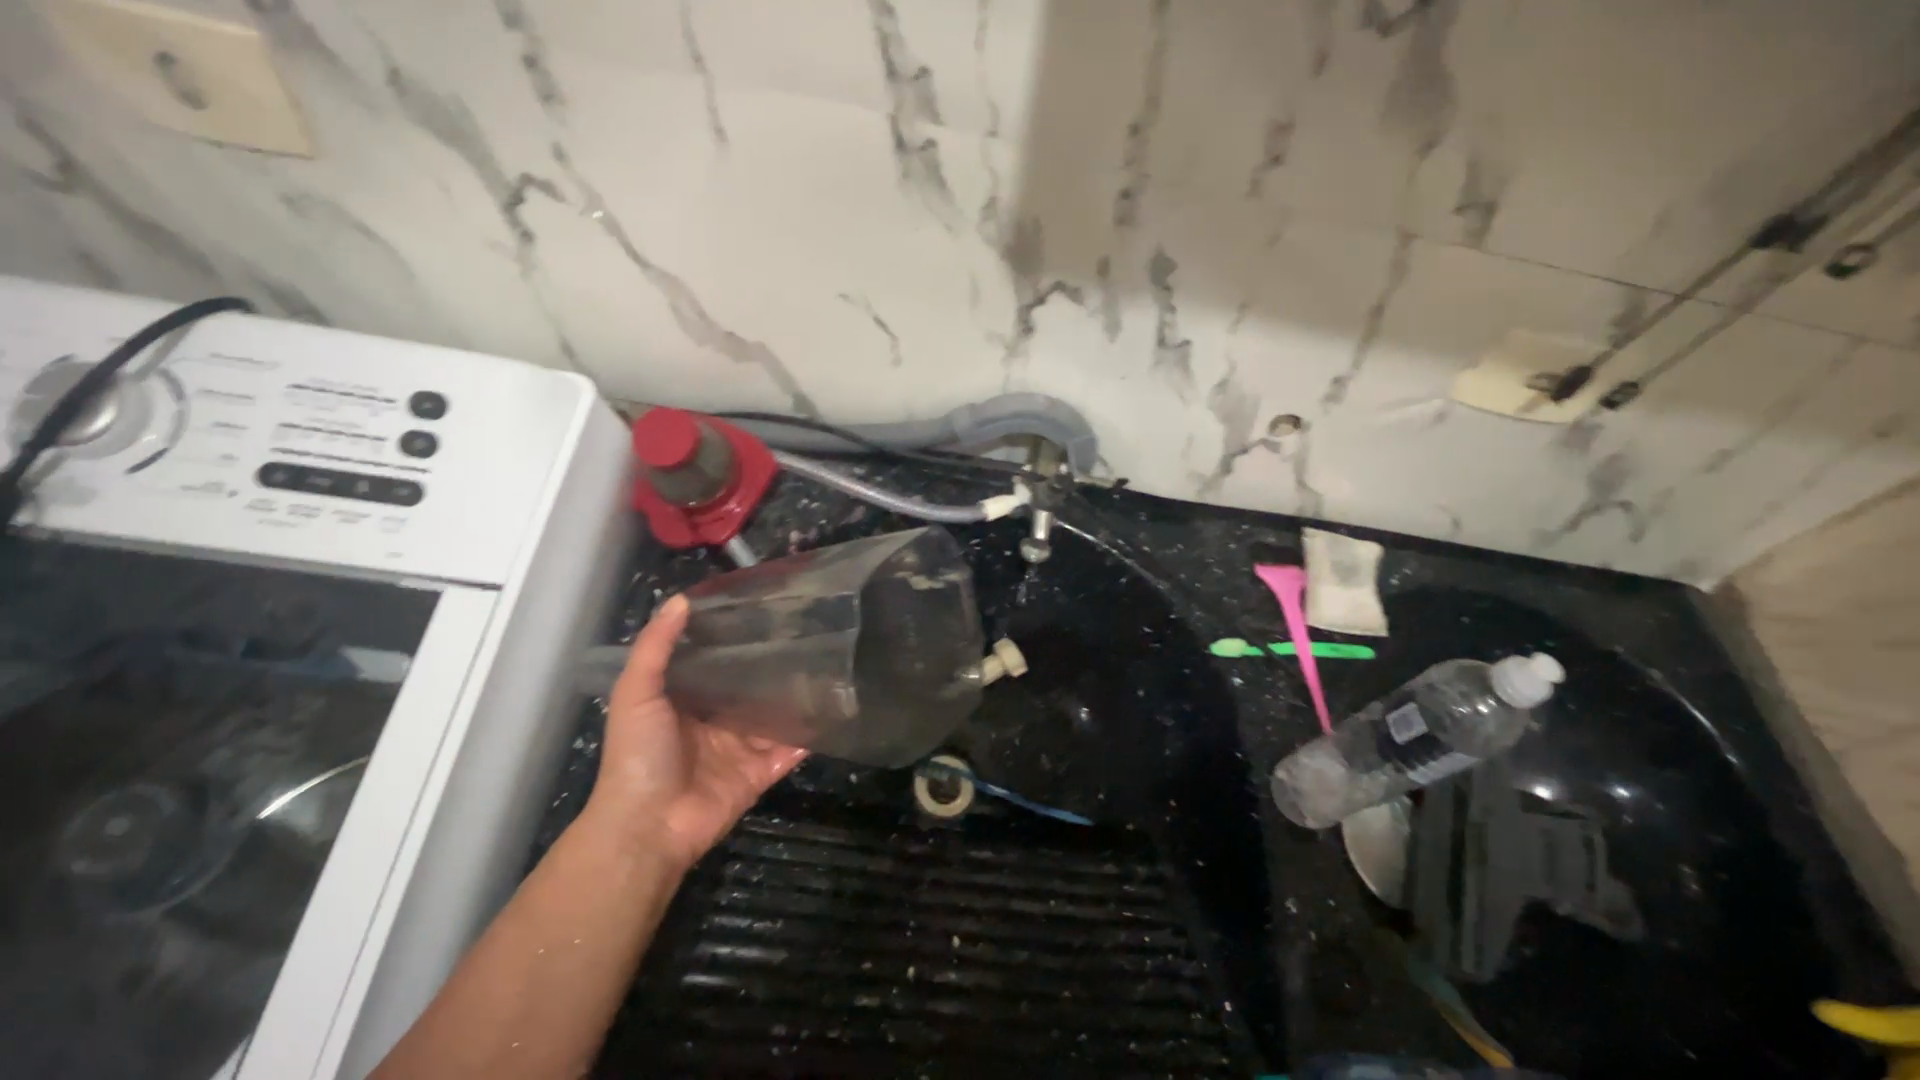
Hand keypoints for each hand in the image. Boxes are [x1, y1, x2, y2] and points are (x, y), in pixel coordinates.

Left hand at [586, 594, 807, 869]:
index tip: (761, 609)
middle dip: (771, 667)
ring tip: (829, 665)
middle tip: (807, 633)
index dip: (732, 638)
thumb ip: (656, 646)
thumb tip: (681, 598)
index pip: (712, 662)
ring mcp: (738, 749)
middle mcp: (712, 722)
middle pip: (748, 689)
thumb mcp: (636, 692)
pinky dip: (809, 736)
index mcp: (682, 701)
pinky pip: (789, 751)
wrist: (648, 826)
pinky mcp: (759, 773)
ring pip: (773, 718)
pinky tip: (833, 711)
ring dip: (795, 699)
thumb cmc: (638, 753)